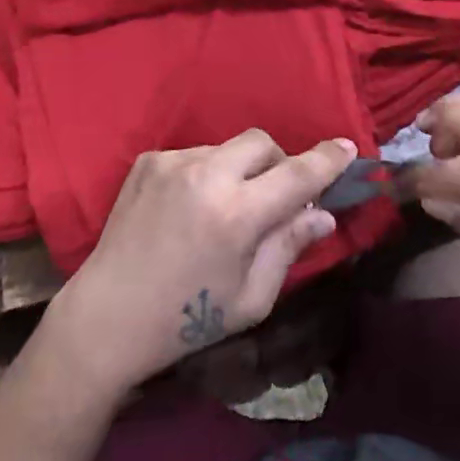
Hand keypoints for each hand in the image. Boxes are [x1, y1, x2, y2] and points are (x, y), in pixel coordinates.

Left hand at [42, 131, 355, 393]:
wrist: (112, 310)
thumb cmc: (189, 318)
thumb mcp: (252, 297)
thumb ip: (288, 247)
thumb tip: (322, 213)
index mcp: (237, 214)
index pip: (297, 173)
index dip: (327, 159)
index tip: (347, 147)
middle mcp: (205, 174)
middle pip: (260, 142)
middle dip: (278, 162)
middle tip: (275, 196)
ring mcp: (172, 162)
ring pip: (225, 148)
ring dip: (238, 170)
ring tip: (222, 210)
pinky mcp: (148, 160)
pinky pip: (193, 155)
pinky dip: (205, 173)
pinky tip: (189, 209)